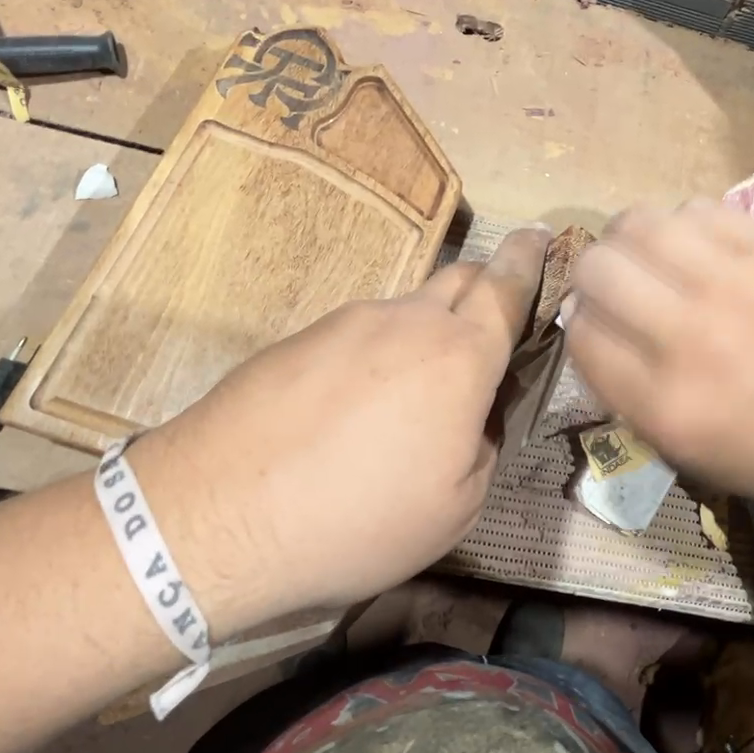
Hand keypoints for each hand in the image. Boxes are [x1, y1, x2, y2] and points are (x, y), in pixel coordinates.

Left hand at [134, 229, 546, 629]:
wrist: (213, 518)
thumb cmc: (357, 518)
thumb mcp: (456, 507)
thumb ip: (483, 446)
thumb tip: (472, 417)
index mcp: (460, 356)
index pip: (507, 286)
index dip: (529, 257)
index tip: (540, 234)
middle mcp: (406, 321)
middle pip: (460, 278)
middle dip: (486, 287)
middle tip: (490, 328)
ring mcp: (344, 323)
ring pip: (405, 312)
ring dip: (424, 335)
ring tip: (406, 401)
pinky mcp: (296, 340)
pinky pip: (356, 336)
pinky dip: (373, 358)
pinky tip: (348, 413)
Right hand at [563, 201, 753, 524]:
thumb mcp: (675, 446)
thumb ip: (619, 382)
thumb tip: (581, 310)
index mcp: (665, 403)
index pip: (581, 329)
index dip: (581, 321)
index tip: (597, 321)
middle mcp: (696, 339)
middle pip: (599, 268)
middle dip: (594, 274)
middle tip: (616, 281)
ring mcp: (744, 289)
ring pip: (644, 224)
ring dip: (632, 238)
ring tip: (651, 256)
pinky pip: (703, 210)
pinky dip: (686, 226)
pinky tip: (699, 249)